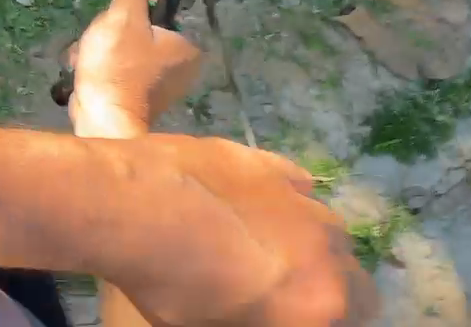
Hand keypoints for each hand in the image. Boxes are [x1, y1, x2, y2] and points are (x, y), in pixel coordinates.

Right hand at [68, 0, 202, 136]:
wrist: (104, 114)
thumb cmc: (118, 64)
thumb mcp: (122, 17)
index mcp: (185, 47)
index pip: (155, 14)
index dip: (129, 12)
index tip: (112, 21)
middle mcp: (180, 68)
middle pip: (135, 32)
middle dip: (108, 33)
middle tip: (97, 39)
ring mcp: (159, 86)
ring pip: (122, 51)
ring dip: (98, 49)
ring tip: (85, 57)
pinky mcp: (137, 99)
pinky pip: (116, 71)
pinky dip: (99, 68)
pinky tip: (85, 70)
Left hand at [91, 134, 376, 325]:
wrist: (120, 203)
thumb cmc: (161, 280)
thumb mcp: (213, 326)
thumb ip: (257, 314)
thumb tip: (258, 306)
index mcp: (321, 305)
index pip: (351, 315)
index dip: (318, 315)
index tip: (288, 310)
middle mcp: (324, 251)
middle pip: (347, 273)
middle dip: (321, 282)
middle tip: (275, 282)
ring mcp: (293, 198)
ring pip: (324, 224)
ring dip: (304, 236)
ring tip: (259, 239)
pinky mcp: (260, 159)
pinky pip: (293, 181)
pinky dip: (282, 193)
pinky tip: (251, 197)